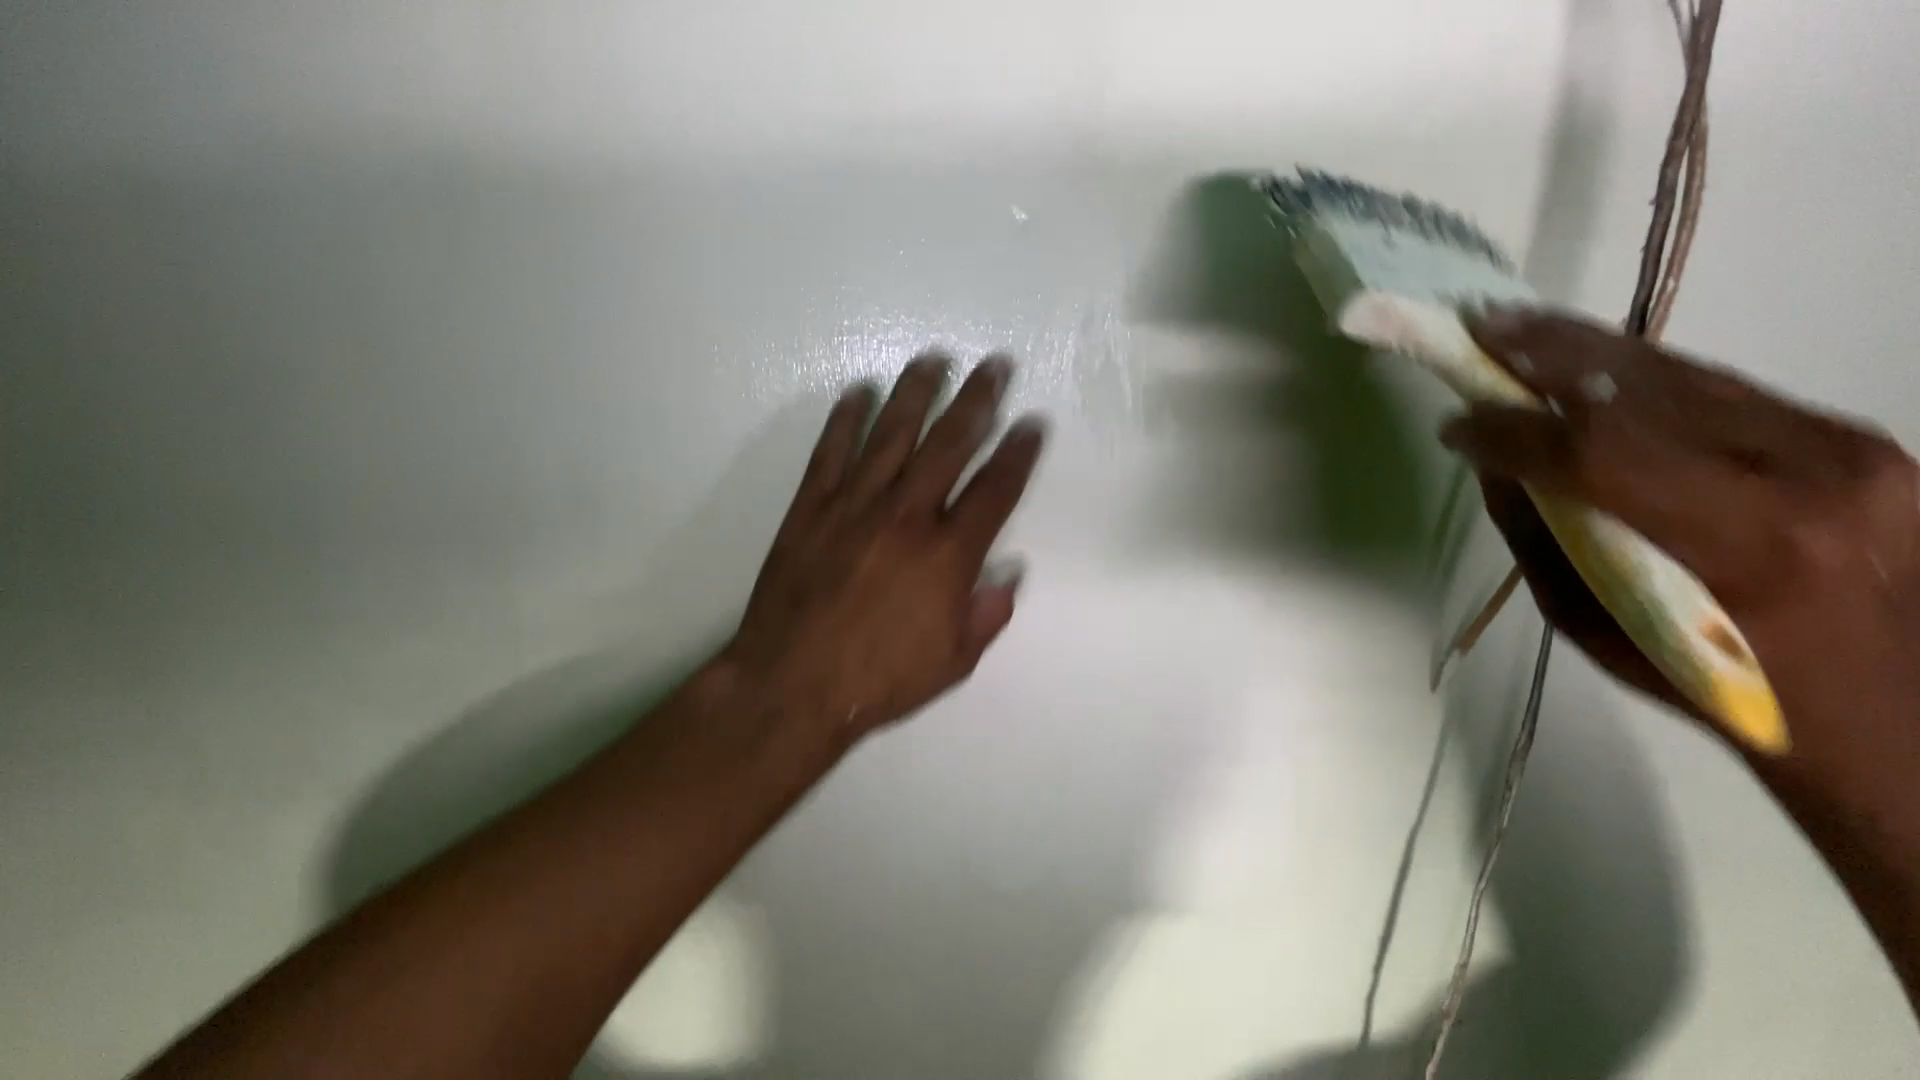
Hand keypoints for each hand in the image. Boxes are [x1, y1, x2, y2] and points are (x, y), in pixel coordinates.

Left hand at [720, 353, 1045, 747]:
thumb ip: (985, 616)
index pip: (995, 490)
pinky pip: (830, 453)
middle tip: (995, 366)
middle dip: (977, 401)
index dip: (1019, 453)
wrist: (791, 684)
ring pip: (891, 435)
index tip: (1032, 423)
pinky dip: (844, 421)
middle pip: (949, 445)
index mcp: (948, 555)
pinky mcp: (811, 509)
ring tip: (933, 360)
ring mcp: (854, 506)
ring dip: (916, 394)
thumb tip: (1008, 577)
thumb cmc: (878, 680)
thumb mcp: (952, 662)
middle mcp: (906, 516)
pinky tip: (858, 393)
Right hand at [1442, 309, 1919, 791]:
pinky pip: (1723, 391)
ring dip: (1590, 349)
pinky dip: (1644, 375)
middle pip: (1644, 391)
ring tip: (1521, 328)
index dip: (1513, 432)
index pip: (1598, 456)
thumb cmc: (1731, 693)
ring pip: (1685, 377)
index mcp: (1743, 548)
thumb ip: (1548, 543)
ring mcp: (1843, 445)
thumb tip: (1499, 466)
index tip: (1455, 425)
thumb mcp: (1608, 635)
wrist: (1909, 708)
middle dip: (1546, 356)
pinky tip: (1593, 360)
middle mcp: (1806, 476)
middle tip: (1479, 327)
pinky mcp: (1852, 433)